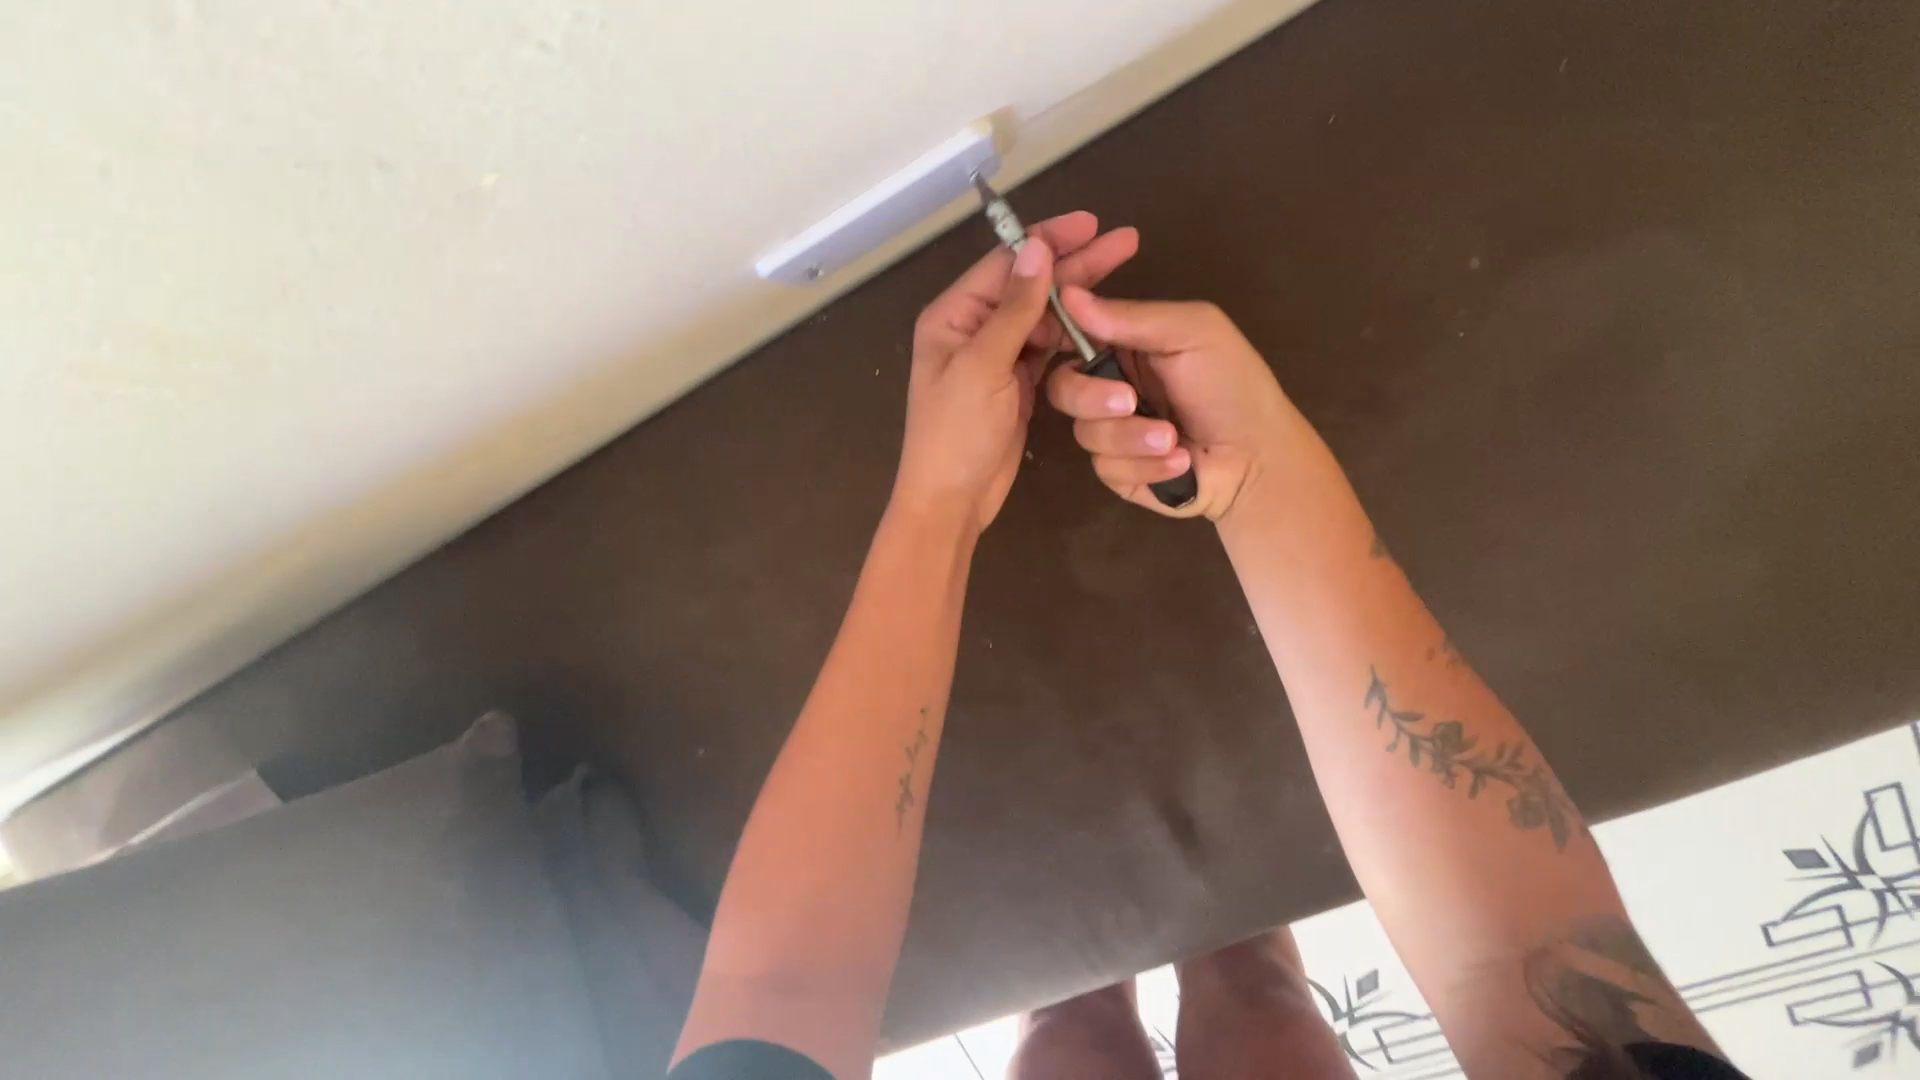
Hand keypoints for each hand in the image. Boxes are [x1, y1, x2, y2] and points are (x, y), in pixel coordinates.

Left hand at [893, 212, 1138, 533]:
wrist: (952, 500)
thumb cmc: (956, 433)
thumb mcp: (983, 367)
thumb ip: (1013, 310)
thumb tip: (1036, 248)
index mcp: (953, 317)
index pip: (1005, 264)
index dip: (1049, 240)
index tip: (1093, 224)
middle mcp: (973, 330)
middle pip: (1030, 287)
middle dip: (1075, 264)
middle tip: (1126, 243)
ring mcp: (996, 358)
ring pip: (1043, 317)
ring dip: (1079, 300)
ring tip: (1123, 274)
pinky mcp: (1016, 385)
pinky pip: (1048, 350)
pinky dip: (1073, 337)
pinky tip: (1103, 322)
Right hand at [1045, 291, 1294, 520]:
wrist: (1259, 457)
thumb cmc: (1232, 384)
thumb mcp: (1192, 333)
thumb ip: (1130, 318)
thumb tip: (1068, 293)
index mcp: (1123, 344)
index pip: (1068, 333)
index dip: (1048, 334)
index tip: (1040, 337)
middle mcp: (1109, 386)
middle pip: (1062, 388)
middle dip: (1091, 398)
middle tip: (1129, 401)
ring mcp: (1111, 432)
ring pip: (1085, 433)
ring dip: (1132, 437)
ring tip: (1174, 439)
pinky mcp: (1118, 471)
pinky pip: (1106, 468)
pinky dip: (1146, 465)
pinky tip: (1180, 462)